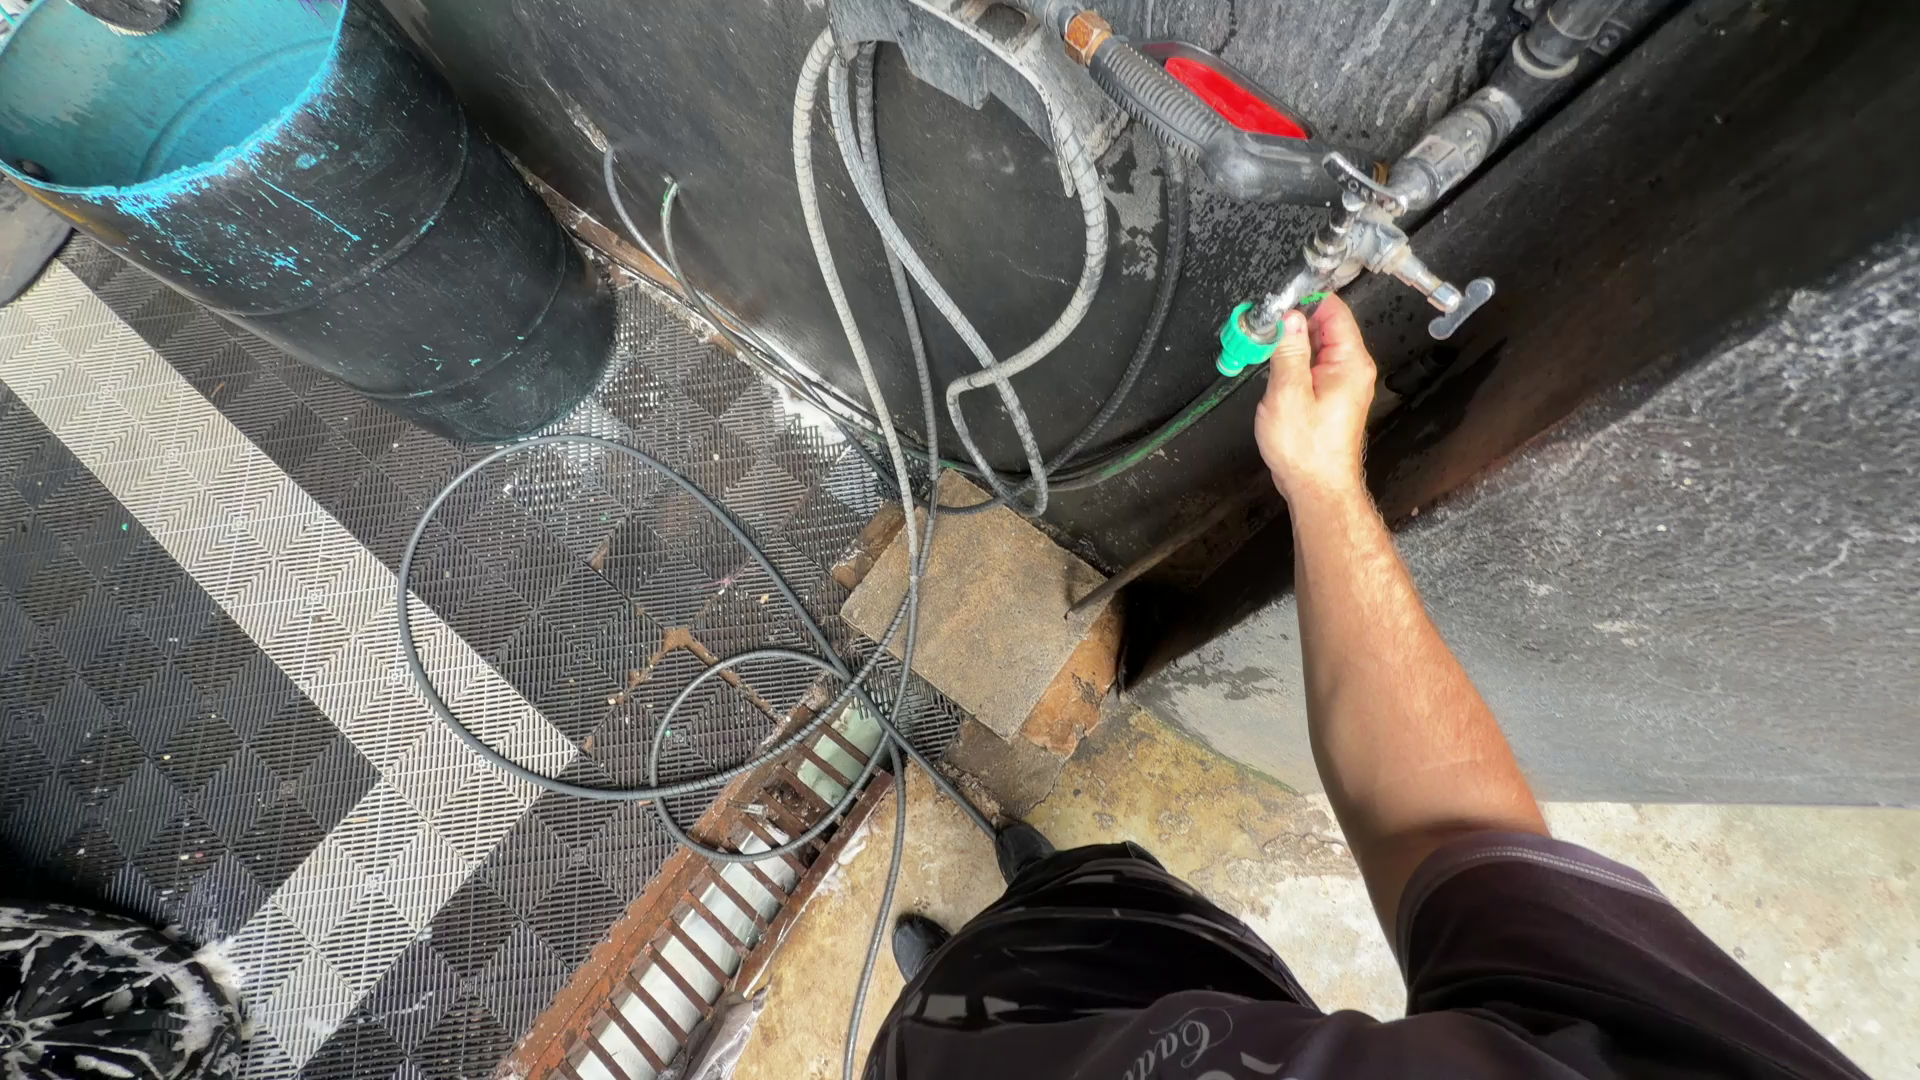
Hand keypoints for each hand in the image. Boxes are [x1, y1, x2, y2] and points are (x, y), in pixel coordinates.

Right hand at [1252, 294, 1376, 502]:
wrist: (1316, 486)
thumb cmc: (1306, 449)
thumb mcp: (1288, 393)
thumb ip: (1289, 351)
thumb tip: (1288, 319)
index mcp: (1349, 362)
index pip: (1334, 311)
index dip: (1304, 302)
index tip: (1277, 305)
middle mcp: (1350, 370)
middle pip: (1323, 328)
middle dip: (1291, 325)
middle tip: (1261, 330)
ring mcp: (1341, 384)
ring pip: (1314, 349)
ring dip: (1288, 346)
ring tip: (1261, 351)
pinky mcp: (1328, 398)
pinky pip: (1311, 369)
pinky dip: (1291, 365)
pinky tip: (1271, 373)